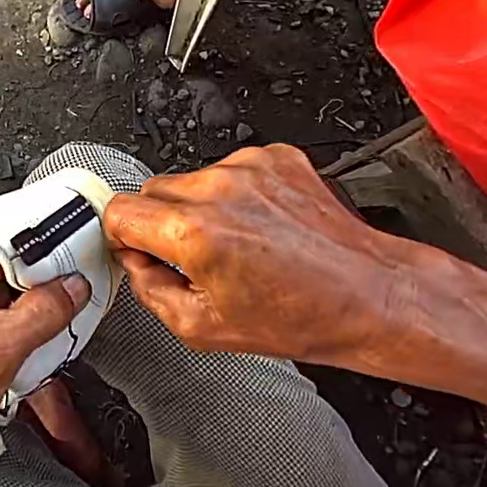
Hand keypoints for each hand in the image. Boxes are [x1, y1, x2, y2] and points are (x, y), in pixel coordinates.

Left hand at [0, 243, 88, 486]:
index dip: (37, 244)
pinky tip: (60, 320)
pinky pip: (28, 309)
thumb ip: (38, 314)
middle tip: (75, 276)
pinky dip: (47, 315)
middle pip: (15, 262)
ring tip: (70, 300)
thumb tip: (71, 288)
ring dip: (49, 294)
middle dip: (47, 271)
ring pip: (24, 286)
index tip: (70, 246)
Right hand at [102, 145, 465, 378]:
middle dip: (158, 223)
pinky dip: (232, 196)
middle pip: (151, 190)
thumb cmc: (302, 315)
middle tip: (187, 255)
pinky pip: (228, 171)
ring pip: (190, 180)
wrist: (367, 294)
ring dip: (196, 208)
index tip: (132, 246)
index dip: (120, 235)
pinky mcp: (277, 158)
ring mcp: (252, 169)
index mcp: (197, 233)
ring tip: (233, 243)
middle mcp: (221, 190)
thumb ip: (150, 290)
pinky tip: (256, 226)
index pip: (120, 211)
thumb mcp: (202, 327)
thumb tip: (136, 265)